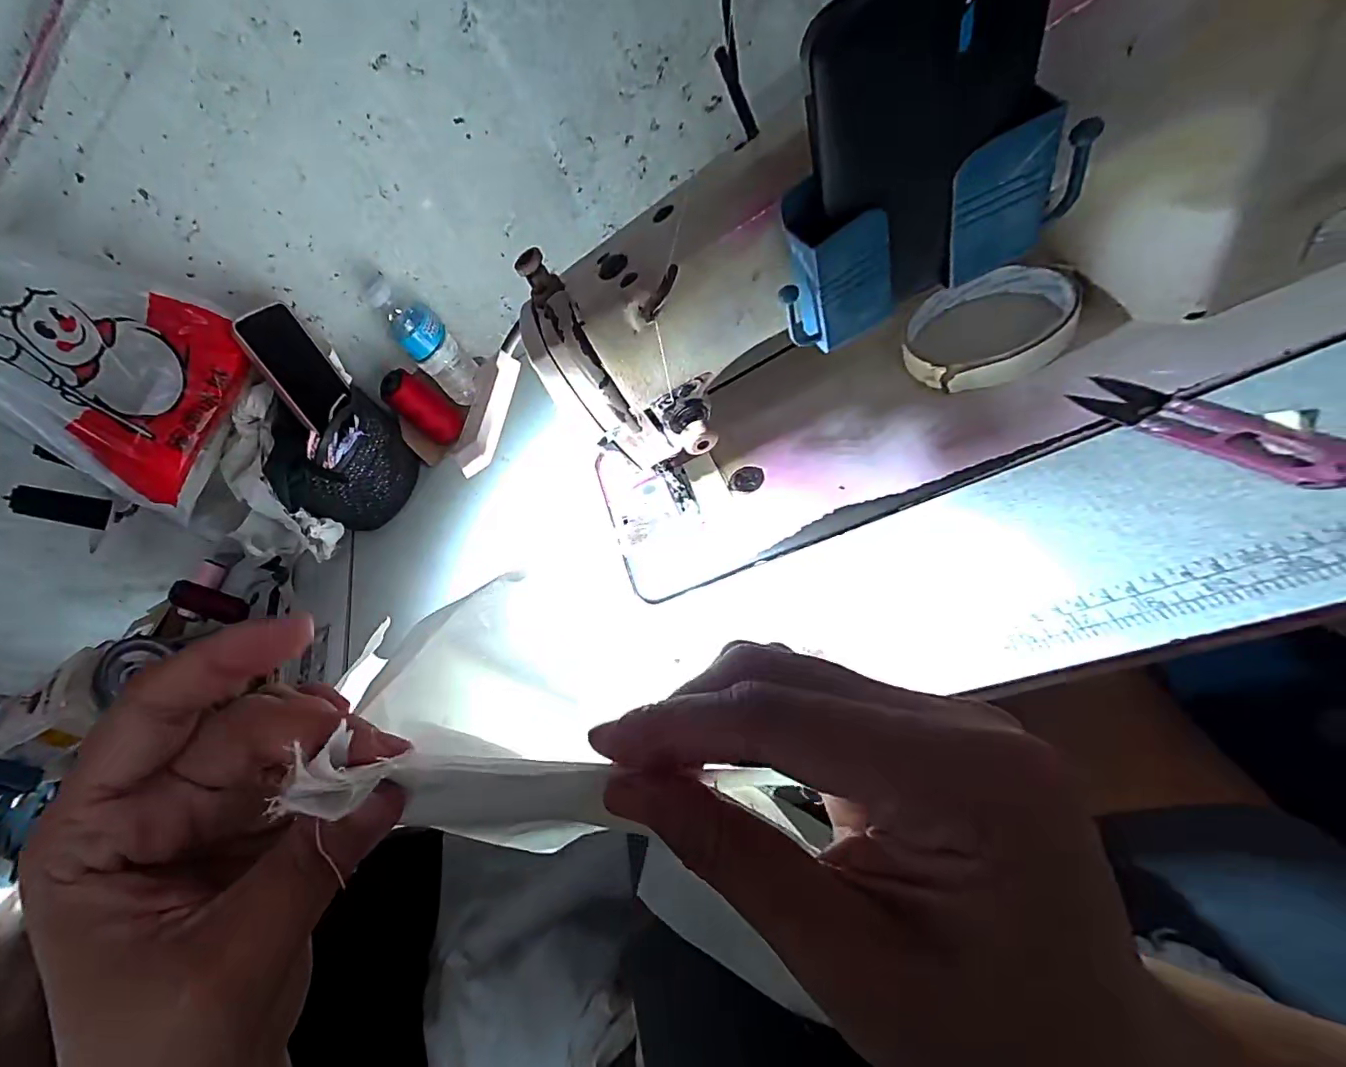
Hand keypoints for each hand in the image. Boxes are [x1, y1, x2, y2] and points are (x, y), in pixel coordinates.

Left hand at [18, 618, 406, 1066]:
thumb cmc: (164, 1058)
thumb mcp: (228, 965)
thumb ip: (309, 867)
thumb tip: (385, 788)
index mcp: (91, 831)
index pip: (151, 715)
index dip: (222, 663)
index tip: (295, 631)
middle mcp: (138, 810)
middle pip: (223, 731)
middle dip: (298, 723)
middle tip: (368, 735)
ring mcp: (193, 821)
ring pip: (263, 752)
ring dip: (324, 747)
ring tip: (378, 750)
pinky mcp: (239, 838)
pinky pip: (289, 789)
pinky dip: (333, 781)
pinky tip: (368, 776)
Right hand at [590, 643, 1228, 1066]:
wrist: (1099, 1048)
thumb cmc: (986, 1032)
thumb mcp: (846, 964)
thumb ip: (729, 858)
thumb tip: (625, 788)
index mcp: (969, 779)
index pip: (781, 718)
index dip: (677, 724)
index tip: (602, 747)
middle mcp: (961, 723)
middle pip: (779, 675)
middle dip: (685, 712)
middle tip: (624, 764)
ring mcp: (943, 718)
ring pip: (785, 673)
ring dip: (707, 709)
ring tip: (657, 760)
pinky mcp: (918, 728)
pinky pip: (804, 696)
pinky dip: (739, 720)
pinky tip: (709, 754)